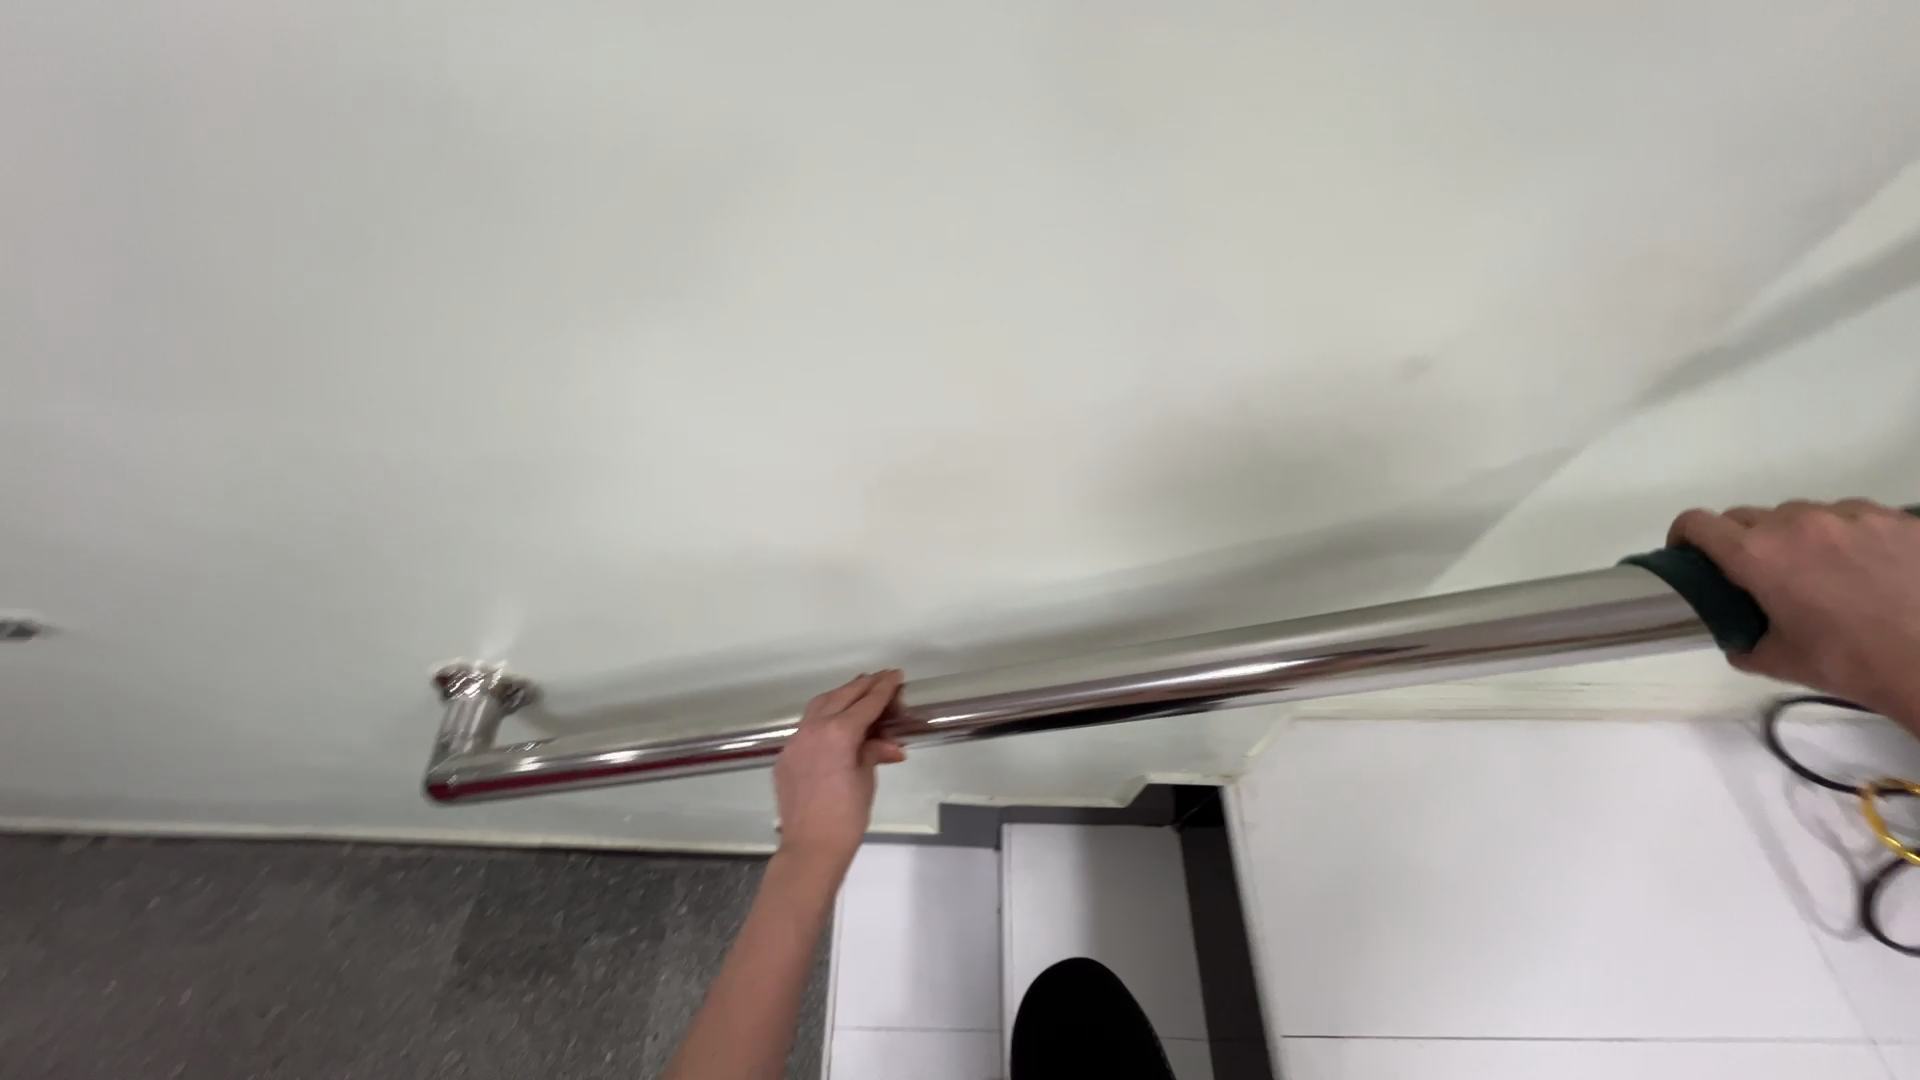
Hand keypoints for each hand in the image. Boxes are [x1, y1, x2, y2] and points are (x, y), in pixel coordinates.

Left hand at [773, 670, 906, 865]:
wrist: (810, 848)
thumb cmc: (846, 817)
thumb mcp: (866, 779)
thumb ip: (873, 752)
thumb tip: (889, 744)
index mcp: (838, 733)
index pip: (866, 703)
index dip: (883, 688)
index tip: (895, 676)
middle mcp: (814, 729)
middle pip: (842, 697)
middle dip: (863, 686)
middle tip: (881, 678)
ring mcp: (795, 741)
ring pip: (819, 705)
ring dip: (840, 695)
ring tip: (858, 691)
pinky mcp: (786, 755)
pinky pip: (806, 726)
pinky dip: (824, 716)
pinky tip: (835, 721)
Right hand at [1669, 499, 1919, 729]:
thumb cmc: (1853, 662)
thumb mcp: (1776, 660)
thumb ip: (1741, 637)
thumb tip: (1736, 633)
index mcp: (1755, 554)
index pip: (1696, 523)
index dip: (1685, 537)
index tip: (1692, 557)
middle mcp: (1798, 525)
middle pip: (1746, 515)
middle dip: (1741, 540)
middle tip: (1760, 573)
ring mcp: (1855, 517)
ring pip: (1801, 513)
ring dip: (1795, 534)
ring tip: (1820, 568)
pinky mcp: (1902, 521)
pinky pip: (1855, 516)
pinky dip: (1846, 534)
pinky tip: (1866, 564)